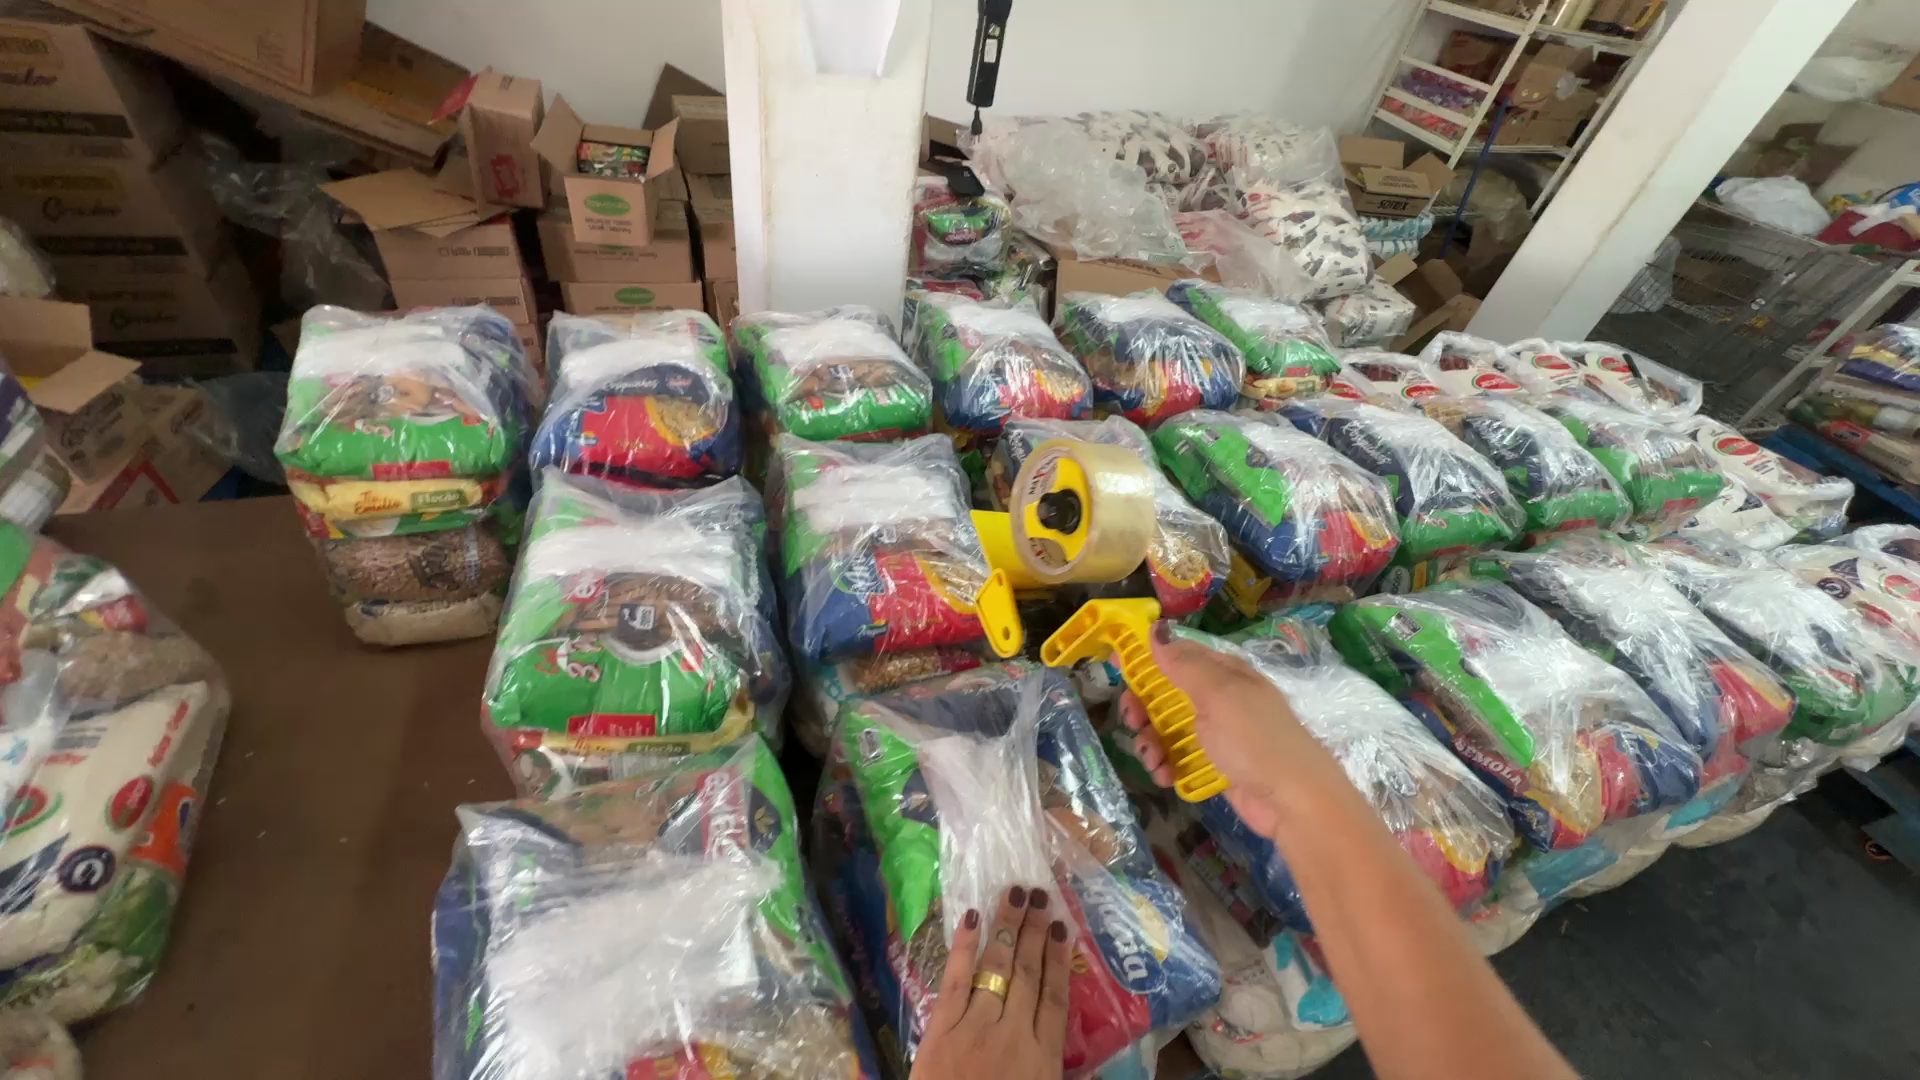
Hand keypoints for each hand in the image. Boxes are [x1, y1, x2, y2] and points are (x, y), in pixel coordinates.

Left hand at [909, 885, 1069, 1079]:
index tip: (1062, 926)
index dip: (1059, 958)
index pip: (1056, 997)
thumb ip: (1060, 1070)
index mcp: (1042, 1059)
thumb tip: (1081, 1047)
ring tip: (1015, 893)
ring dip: (1007, 927)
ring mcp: (976, 1028)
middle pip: (1028, 973)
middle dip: (1034, 931)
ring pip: (997, 967)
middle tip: (1039, 893)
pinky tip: (972, 917)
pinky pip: (956, 980)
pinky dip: (965, 947)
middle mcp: (1013, 1034)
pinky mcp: (941, 1030)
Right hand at [1118, 623, 1336, 836]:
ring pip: (1168, 729)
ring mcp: (1217, 734)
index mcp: (1224, 674)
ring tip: (1152, 759)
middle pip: (1166, 695)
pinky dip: (1167, 765)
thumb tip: (1156, 630)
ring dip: (1151, 742)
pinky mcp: (1215, 766)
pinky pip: (1179, 758)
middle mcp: (1219, 700)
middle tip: (1132, 721)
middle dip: (1143, 707)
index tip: (1117, 668)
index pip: (1177, 656)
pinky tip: (1164, 776)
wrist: (1294, 801)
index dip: (1146, 659)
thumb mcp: (1217, 695)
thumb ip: (1183, 664)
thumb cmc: (1255, 739)